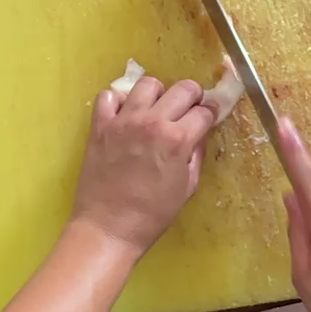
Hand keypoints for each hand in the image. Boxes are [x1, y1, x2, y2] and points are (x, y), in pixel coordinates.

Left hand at [69, 76, 217, 253]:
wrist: (109, 228)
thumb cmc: (152, 214)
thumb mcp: (188, 187)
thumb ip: (196, 154)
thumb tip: (199, 134)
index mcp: (178, 140)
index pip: (204, 111)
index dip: (210, 114)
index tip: (208, 117)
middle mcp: (152, 122)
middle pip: (183, 89)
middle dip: (192, 97)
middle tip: (188, 110)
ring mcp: (124, 121)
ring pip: (147, 83)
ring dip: (158, 94)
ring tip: (156, 109)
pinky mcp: (100, 125)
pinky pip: (109, 96)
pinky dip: (118, 100)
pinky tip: (125, 114)